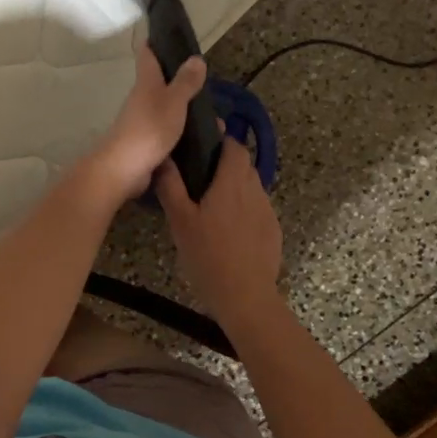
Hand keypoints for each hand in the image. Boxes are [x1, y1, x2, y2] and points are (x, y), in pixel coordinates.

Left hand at [84, 43, 206, 203]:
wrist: (125, 168)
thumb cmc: (149, 128)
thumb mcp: (173, 101)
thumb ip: (185, 81)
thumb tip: (195, 58)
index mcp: (146, 83)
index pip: (148, 55)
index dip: (156, 42)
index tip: (170, 33)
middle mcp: (142, 98)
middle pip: (162, 83)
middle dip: (184, 82)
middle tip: (210, 87)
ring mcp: (144, 121)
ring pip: (170, 109)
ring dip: (190, 112)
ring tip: (217, 121)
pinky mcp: (148, 142)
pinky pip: (171, 131)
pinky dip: (187, 132)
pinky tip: (204, 140)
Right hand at [154, 137, 284, 322]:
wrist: (245, 296)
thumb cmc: (207, 255)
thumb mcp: (180, 220)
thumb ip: (171, 186)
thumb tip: (163, 158)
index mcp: (231, 183)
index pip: (235, 147)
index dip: (222, 140)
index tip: (204, 142)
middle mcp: (254, 191)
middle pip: (244, 165)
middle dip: (226, 163)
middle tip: (200, 175)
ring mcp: (267, 212)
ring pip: (251, 187)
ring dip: (235, 187)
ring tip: (211, 204)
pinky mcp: (273, 231)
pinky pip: (257, 209)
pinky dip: (243, 208)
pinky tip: (227, 229)